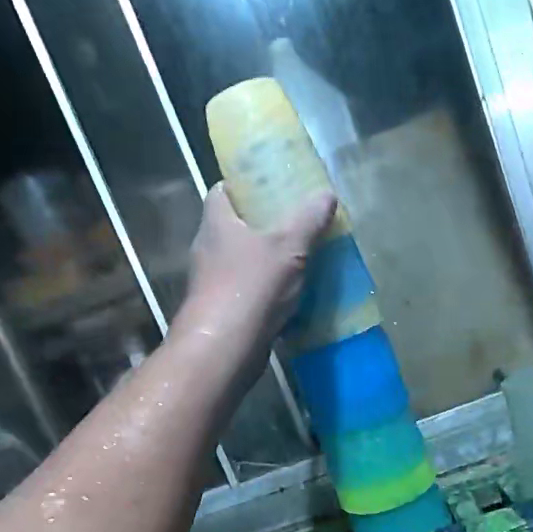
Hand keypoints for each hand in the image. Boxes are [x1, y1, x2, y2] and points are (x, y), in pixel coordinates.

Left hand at [172, 182, 336, 348]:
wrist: (224, 347)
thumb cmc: (251, 286)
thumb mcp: (289, 246)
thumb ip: (308, 219)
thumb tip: (326, 194)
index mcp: (216, 223)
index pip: (220, 191)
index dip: (241, 185)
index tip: (268, 184)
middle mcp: (207, 248)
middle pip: (231, 226)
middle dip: (260, 223)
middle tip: (294, 219)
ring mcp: (210, 281)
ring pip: (239, 260)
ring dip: (263, 258)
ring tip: (299, 254)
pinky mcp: (219, 309)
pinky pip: (245, 289)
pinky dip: (264, 288)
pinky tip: (290, 292)